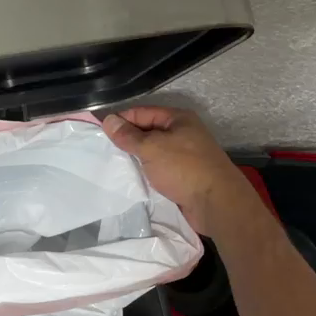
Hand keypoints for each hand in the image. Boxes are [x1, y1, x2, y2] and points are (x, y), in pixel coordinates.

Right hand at [101, 106, 246, 234]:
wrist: (216, 203)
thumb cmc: (184, 168)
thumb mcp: (151, 148)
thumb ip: (128, 136)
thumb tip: (108, 120)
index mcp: (178, 119)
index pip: (142, 112)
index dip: (121, 120)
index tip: (100, 132)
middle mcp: (182, 133)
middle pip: (147, 131)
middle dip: (127, 139)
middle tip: (104, 150)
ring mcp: (185, 154)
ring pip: (152, 151)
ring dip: (136, 157)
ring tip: (113, 164)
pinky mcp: (184, 174)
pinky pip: (159, 167)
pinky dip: (146, 170)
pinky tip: (131, 177)